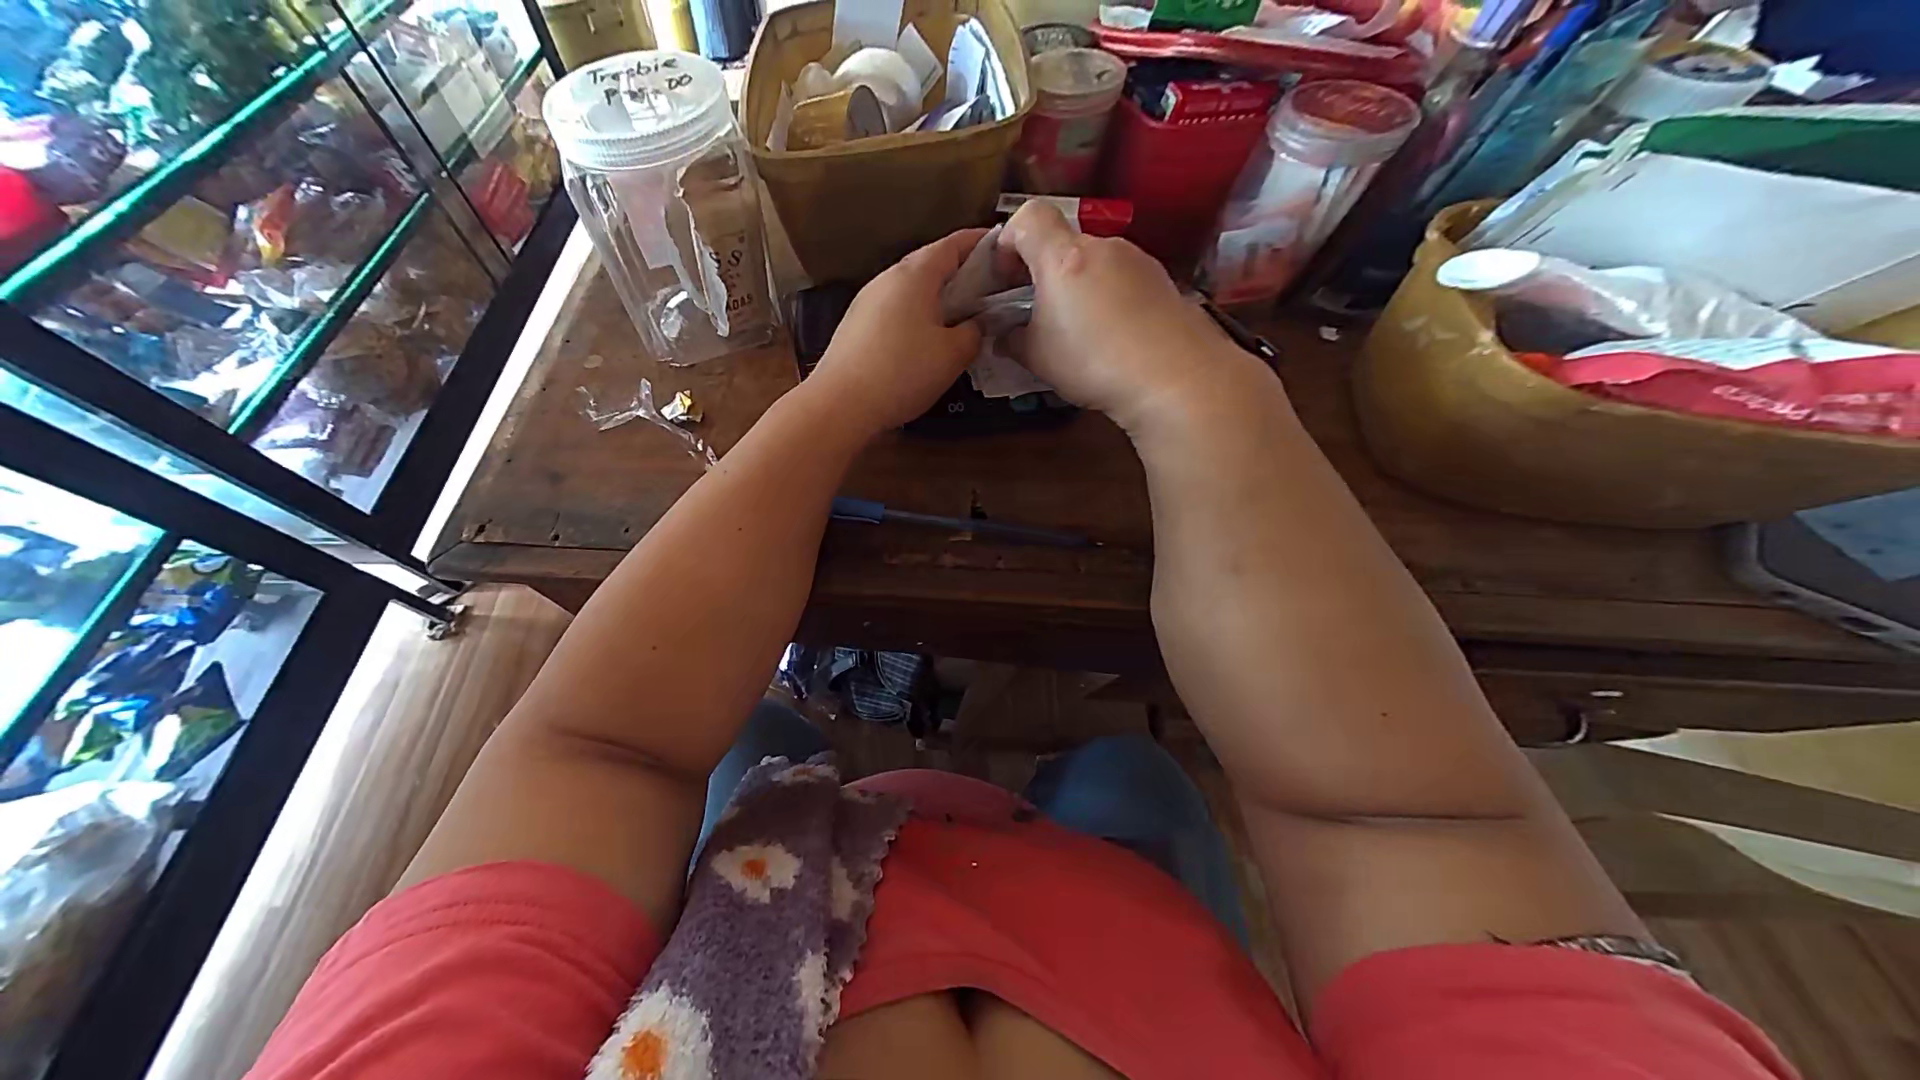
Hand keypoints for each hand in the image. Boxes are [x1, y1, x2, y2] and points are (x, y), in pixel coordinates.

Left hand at [806, 229, 986, 436]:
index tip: (1003, 247)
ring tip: (961, 314)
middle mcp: (888, 278)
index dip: (980, 242)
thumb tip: (976, 324)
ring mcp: (868, 300)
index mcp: (915, 274)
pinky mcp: (856, 325)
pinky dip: (918, 313)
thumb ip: (974, 332)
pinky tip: (927, 338)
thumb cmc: (903, 372)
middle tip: (988, 288)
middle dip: (960, 271)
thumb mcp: (953, 354)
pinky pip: (896, 309)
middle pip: (930, 263)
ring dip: (938, 295)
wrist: (841, 404)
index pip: (953, 244)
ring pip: (911, 288)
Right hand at [998, 202, 1265, 435]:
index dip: (1009, 239)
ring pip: (1096, 263)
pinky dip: (1112, 300)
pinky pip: (1125, 281)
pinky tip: (1115, 338)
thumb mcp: (1038, 358)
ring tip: (1081, 332)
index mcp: (1064, 257)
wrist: (1175, 377)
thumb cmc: (1094, 362)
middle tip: (1039, 313)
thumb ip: (1013, 340)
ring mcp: (1139, 261)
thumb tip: (1005, 336)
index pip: (1028, 217)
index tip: (1006, 275)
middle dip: (1046, 272)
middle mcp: (1103, 247)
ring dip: (1080, 287)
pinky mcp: (1164, 281)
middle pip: (1064, 243)